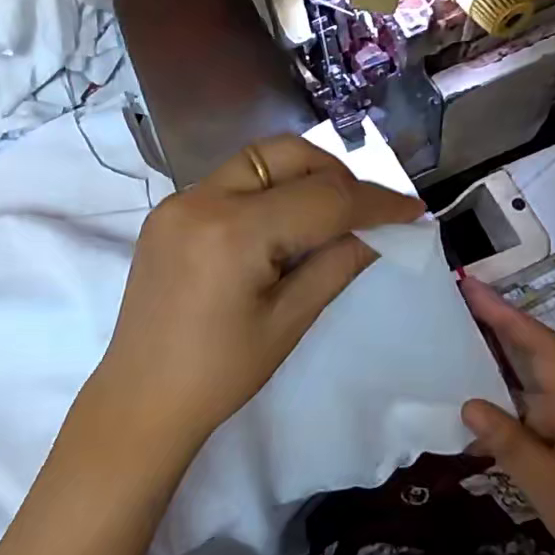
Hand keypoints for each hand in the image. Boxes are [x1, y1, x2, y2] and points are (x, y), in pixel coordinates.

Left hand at [86, 135, 424, 456]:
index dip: (375, 203)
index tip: (413, 210)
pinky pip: (228, 183)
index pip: (322, 198)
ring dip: (301, 178)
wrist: (141, 398)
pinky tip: (282, 227)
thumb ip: (338, 264)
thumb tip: (380, 233)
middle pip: (286, 155)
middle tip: (367, 212)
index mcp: (233, 231)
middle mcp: (200, 199)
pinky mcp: (166, 213)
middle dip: (336, 175)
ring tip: (330, 216)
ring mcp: (177, 202)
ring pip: (256, 161)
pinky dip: (266, 192)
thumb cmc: (220, 375)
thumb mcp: (288, 321)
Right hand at [458, 278, 554, 554]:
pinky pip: (519, 410)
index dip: (505, 315)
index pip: (540, 347)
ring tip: (451, 336)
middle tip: (454, 298)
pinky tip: (465, 405)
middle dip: (497, 321)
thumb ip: (514, 448)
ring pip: (525, 378)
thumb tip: (468, 403)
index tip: (470, 287)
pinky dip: (492, 396)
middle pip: (533, 352)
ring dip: (493, 352)